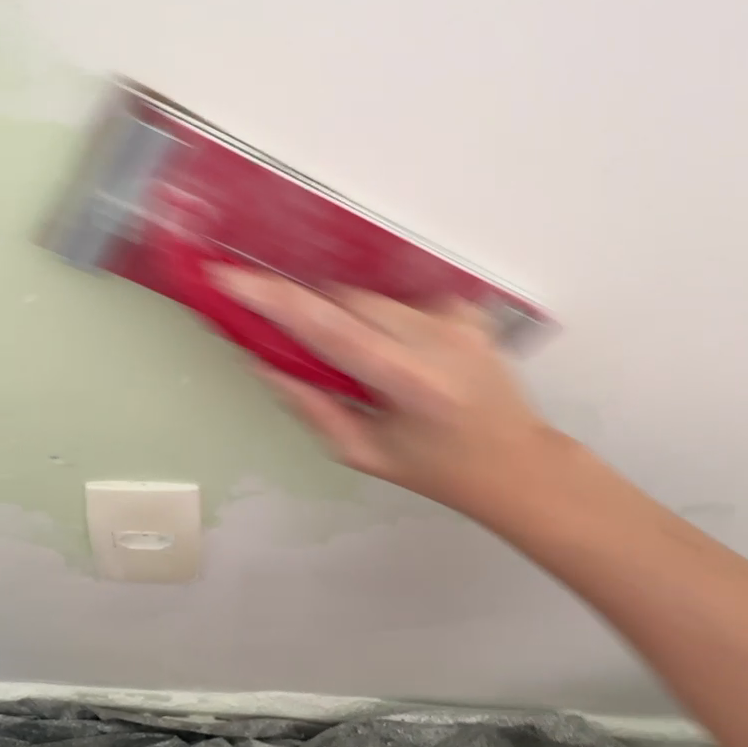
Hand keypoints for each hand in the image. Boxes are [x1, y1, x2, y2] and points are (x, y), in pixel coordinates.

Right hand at [211, 266, 561, 515]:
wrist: (518, 462)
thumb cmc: (435, 468)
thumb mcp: (362, 451)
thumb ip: (310, 406)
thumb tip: (262, 362)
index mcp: (407, 381)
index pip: (327, 326)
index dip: (273, 299)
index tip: (229, 277)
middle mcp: (436, 338)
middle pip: (344, 299)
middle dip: (311, 312)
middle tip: (295, 340)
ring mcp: (456, 316)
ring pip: (369, 296)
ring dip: (347, 317)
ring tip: (361, 362)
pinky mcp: (466, 307)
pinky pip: (398, 299)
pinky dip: (381, 319)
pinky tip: (398, 354)